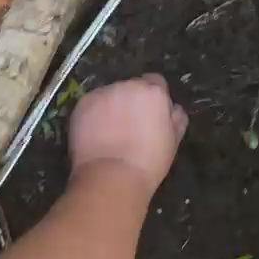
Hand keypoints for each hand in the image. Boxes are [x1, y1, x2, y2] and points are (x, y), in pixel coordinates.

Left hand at [68, 74, 188, 196]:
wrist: (111, 176)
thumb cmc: (148, 161)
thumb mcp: (173, 140)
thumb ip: (176, 118)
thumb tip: (173, 108)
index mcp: (152, 91)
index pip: (155, 82)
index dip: (153, 98)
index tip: (150, 115)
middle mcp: (126, 85)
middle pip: (130, 87)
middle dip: (131, 101)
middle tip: (130, 126)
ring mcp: (101, 93)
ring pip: (109, 95)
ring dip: (111, 107)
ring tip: (110, 132)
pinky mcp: (81, 104)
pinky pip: (91, 105)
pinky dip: (93, 115)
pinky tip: (95, 135)